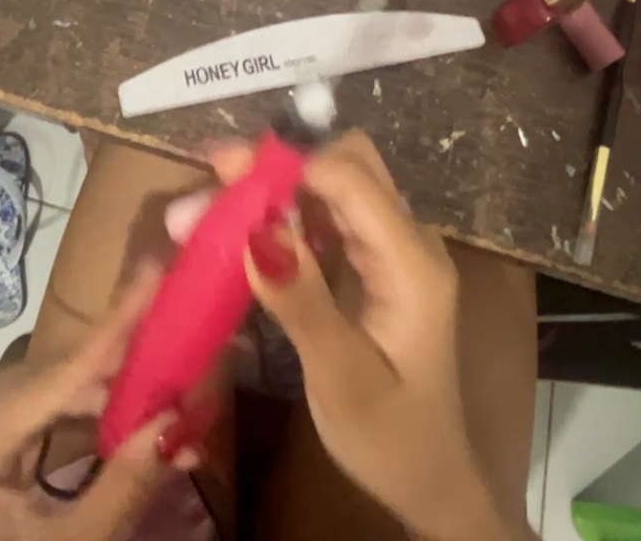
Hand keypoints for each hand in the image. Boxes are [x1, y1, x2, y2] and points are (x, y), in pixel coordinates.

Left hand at [0, 268, 194, 540]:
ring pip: (53, 380)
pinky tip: (118, 420)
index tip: (156, 267)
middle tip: (186, 362)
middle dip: (127, 371)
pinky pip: (36, 397)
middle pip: (62, 370)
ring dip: (107, 393)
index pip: (67, 366)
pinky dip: (79, 409)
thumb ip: (124, 485)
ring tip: (162, 402)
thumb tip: (178, 419)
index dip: (119, 319)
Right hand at [198, 133, 530, 540]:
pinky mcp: (373, 262)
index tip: (223, 170)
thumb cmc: (389, 436)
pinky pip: (329, 217)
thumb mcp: (341, 377)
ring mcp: (391, 249)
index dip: (288, 164)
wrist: (427, 477)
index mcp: (412, 264)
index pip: (351, 179)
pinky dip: (285, 214)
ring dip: (276, 187)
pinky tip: (244, 231)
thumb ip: (302, 300)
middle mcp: (408, 241)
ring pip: (332, 186)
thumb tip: (256, 232)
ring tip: (213, 207)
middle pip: (347, 166)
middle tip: (216, 181)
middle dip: (280, 165)